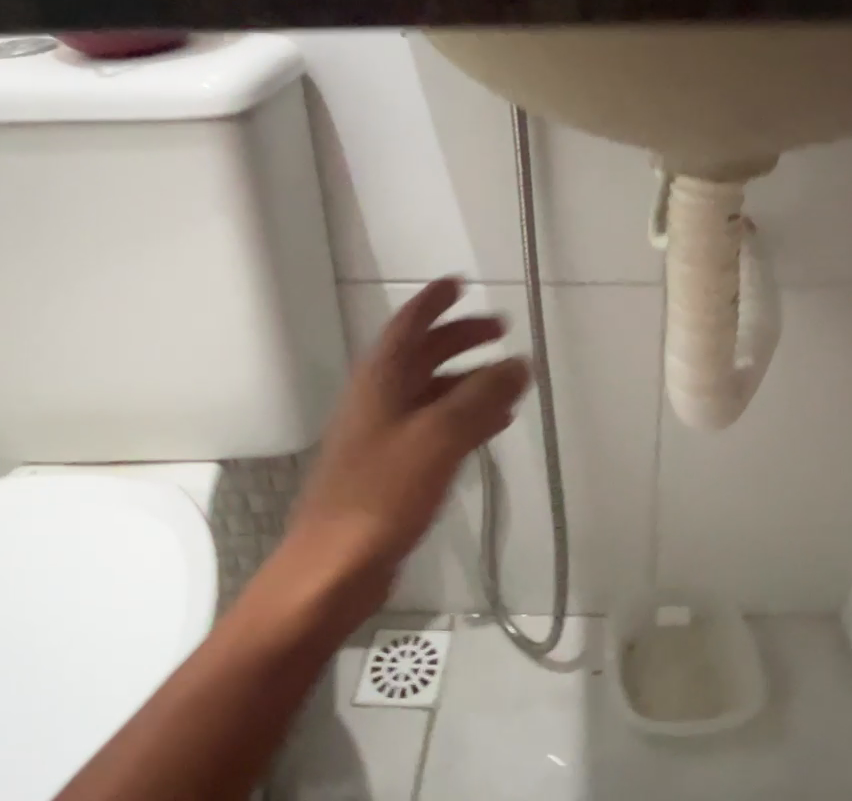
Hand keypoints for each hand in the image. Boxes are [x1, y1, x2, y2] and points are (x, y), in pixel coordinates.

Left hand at [277, 277, 530, 623]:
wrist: (332, 569)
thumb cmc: (380, 496)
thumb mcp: (436, 438)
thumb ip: (480, 398)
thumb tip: (519, 363)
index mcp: (380, 381)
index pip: (408, 324)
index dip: (433, 301)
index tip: (461, 283)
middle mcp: (379, 400)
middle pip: (422, 355)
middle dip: (459, 339)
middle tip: (500, 331)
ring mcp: (384, 436)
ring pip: (431, 393)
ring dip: (467, 380)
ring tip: (508, 380)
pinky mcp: (393, 470)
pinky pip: (435, 428)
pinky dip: (464, 418)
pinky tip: (491, 427)